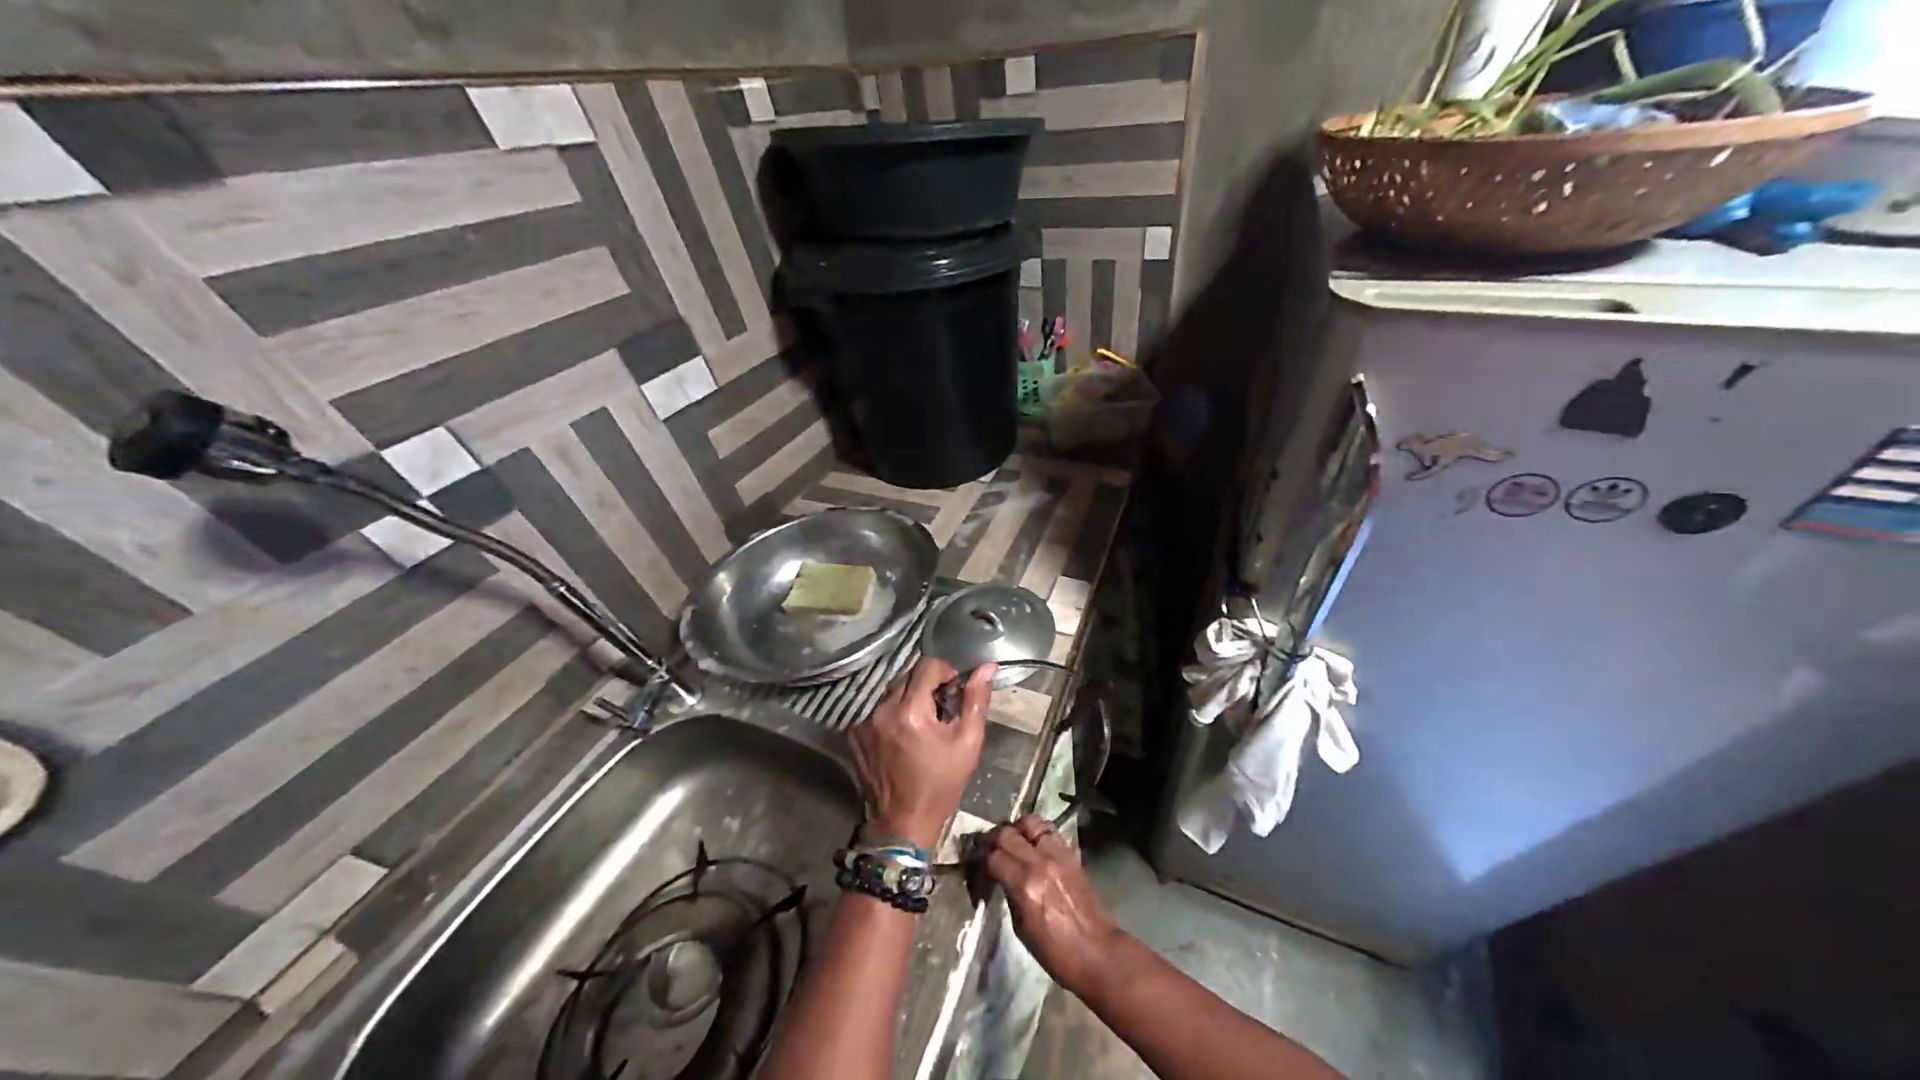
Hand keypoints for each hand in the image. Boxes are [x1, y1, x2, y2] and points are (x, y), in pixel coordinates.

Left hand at [851, 658, 994, 849]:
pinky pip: (877, 706)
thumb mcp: (968, 742)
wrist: (904, 820)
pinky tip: (903, 732)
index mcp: (911, 711)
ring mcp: (864, 720)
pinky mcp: (854, 731)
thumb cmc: (941, 783)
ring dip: (909, 696)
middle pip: (907, 675)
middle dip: (928, 684)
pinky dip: (892, 711)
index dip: (946, 671)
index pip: (927, 665)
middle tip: (941, 707)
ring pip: (891, 689)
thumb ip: (976, 700)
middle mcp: (882, 709)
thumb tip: (986, 667)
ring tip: (922, 721)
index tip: (954, 689)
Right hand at [982, 816, 1122, 992]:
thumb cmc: (1054, 951)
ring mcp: (1058, 855)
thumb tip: (999, 876)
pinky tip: (1032, 843)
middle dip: (993, 838)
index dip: (981, 858)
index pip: (993, 857)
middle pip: (1007, 834)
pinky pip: (1049, 831)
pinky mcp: (1071, 854)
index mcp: (1025, 885)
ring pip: (1030, 822)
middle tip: (987, 846)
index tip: (975, 861)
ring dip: (1016, 828)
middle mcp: (1040, 863)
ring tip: (1012, 839)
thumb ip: (1008, 893)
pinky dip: (1037, 832)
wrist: (1096, 952)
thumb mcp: (1020, 927)